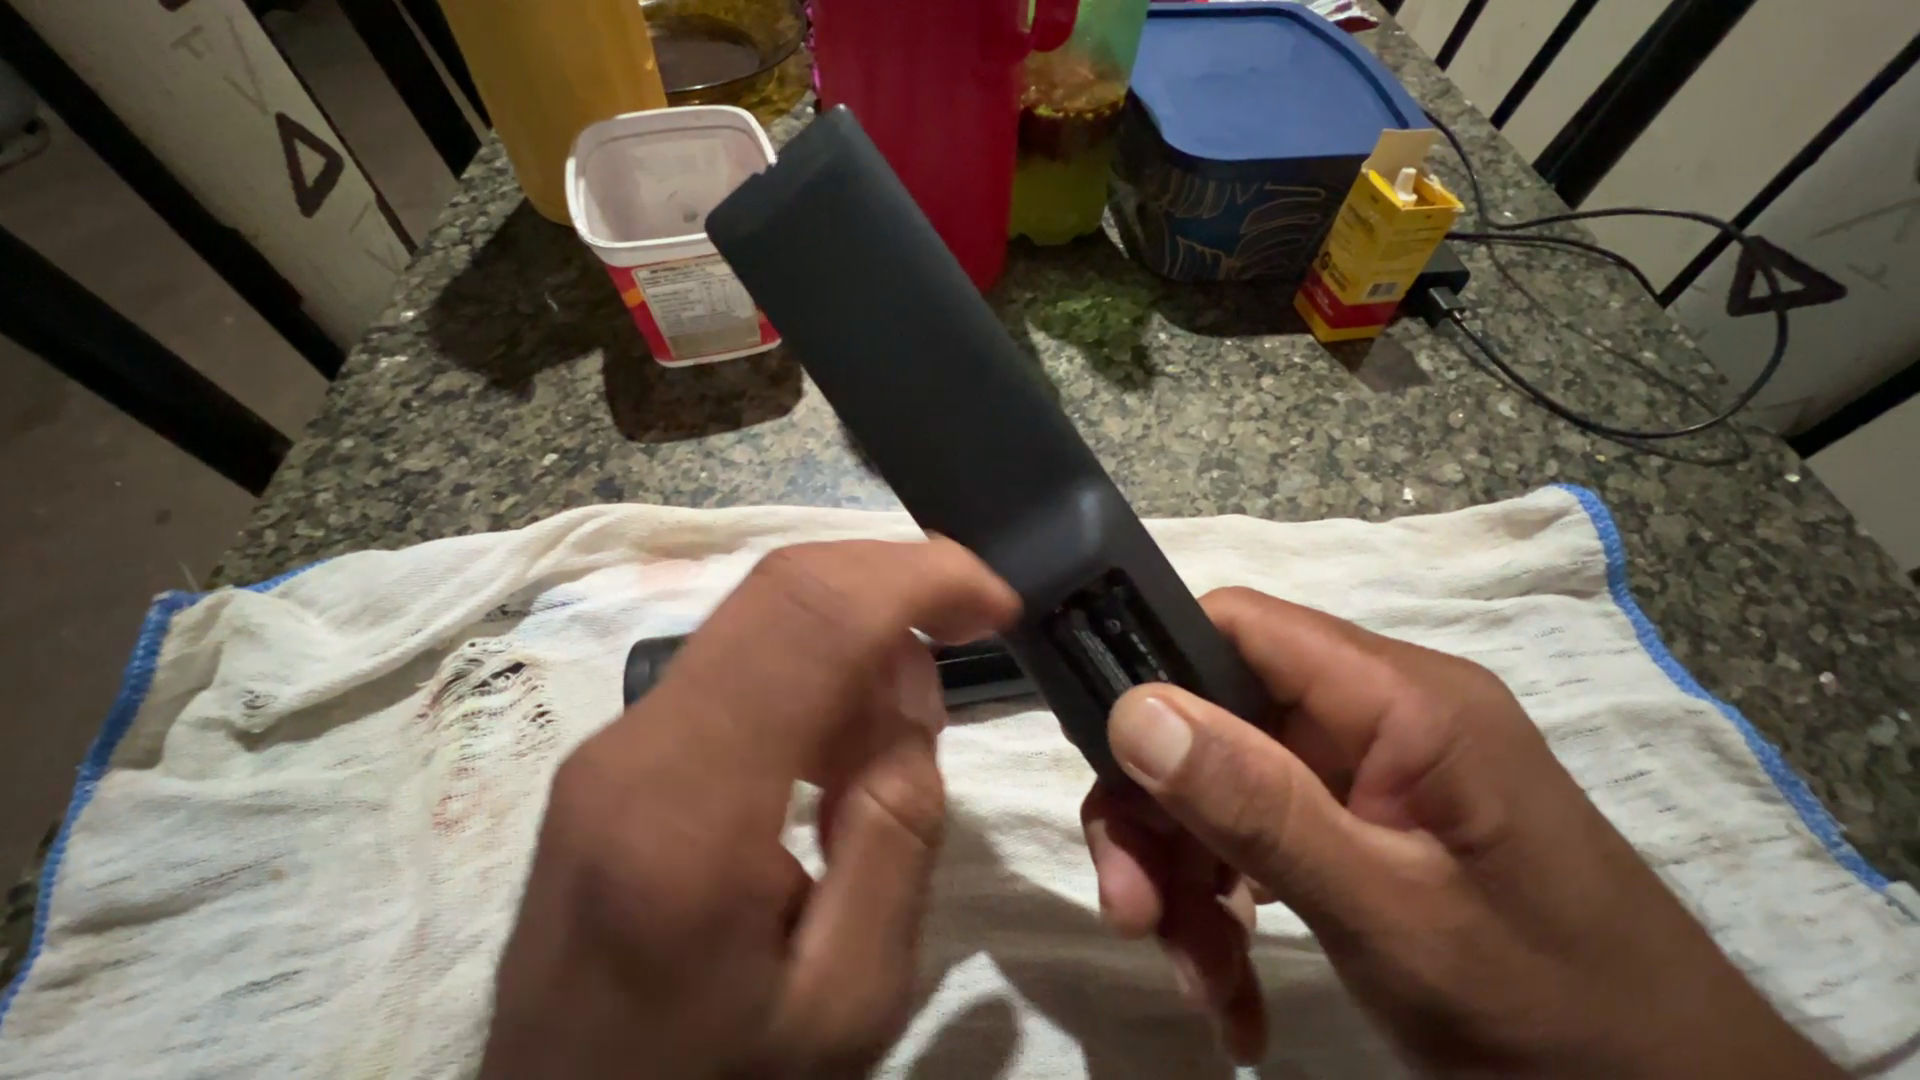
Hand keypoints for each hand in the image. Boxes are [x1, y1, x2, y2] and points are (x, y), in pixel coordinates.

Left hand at [481, 539, 1017, 1078]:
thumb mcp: (851, 998)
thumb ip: (896, 832)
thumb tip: (904, 685)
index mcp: (689, 807)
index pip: (810, 618)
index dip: (918, 578)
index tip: (995, 602)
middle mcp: (634, 745)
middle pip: (777, 589)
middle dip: (892, 579)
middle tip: (967, 627)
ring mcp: (613, 742)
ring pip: (756, 618)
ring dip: (854, 629)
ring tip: (904, 722)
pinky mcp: (616, 754)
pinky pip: (732, 666)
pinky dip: (811, 667)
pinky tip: (841, 743)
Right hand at [1084, 587, 1842, 1076]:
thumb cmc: (1546, 1005)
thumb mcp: (1387, 911)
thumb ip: (1259, 806)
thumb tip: (1134, 710)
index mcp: (1400, 698)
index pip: (1240, 624)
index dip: (1154, 666)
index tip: (1097, 754)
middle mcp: (1373, 718)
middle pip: (1212, 722)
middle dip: (1158, 816)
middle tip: (1130, 910)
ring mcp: (1362, 777)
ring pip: (1220, 791)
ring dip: (1186, 881)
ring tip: (1200, 982)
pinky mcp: (1354, 830)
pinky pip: (1255, 842)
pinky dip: (1223, 912)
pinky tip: (1231, 995)